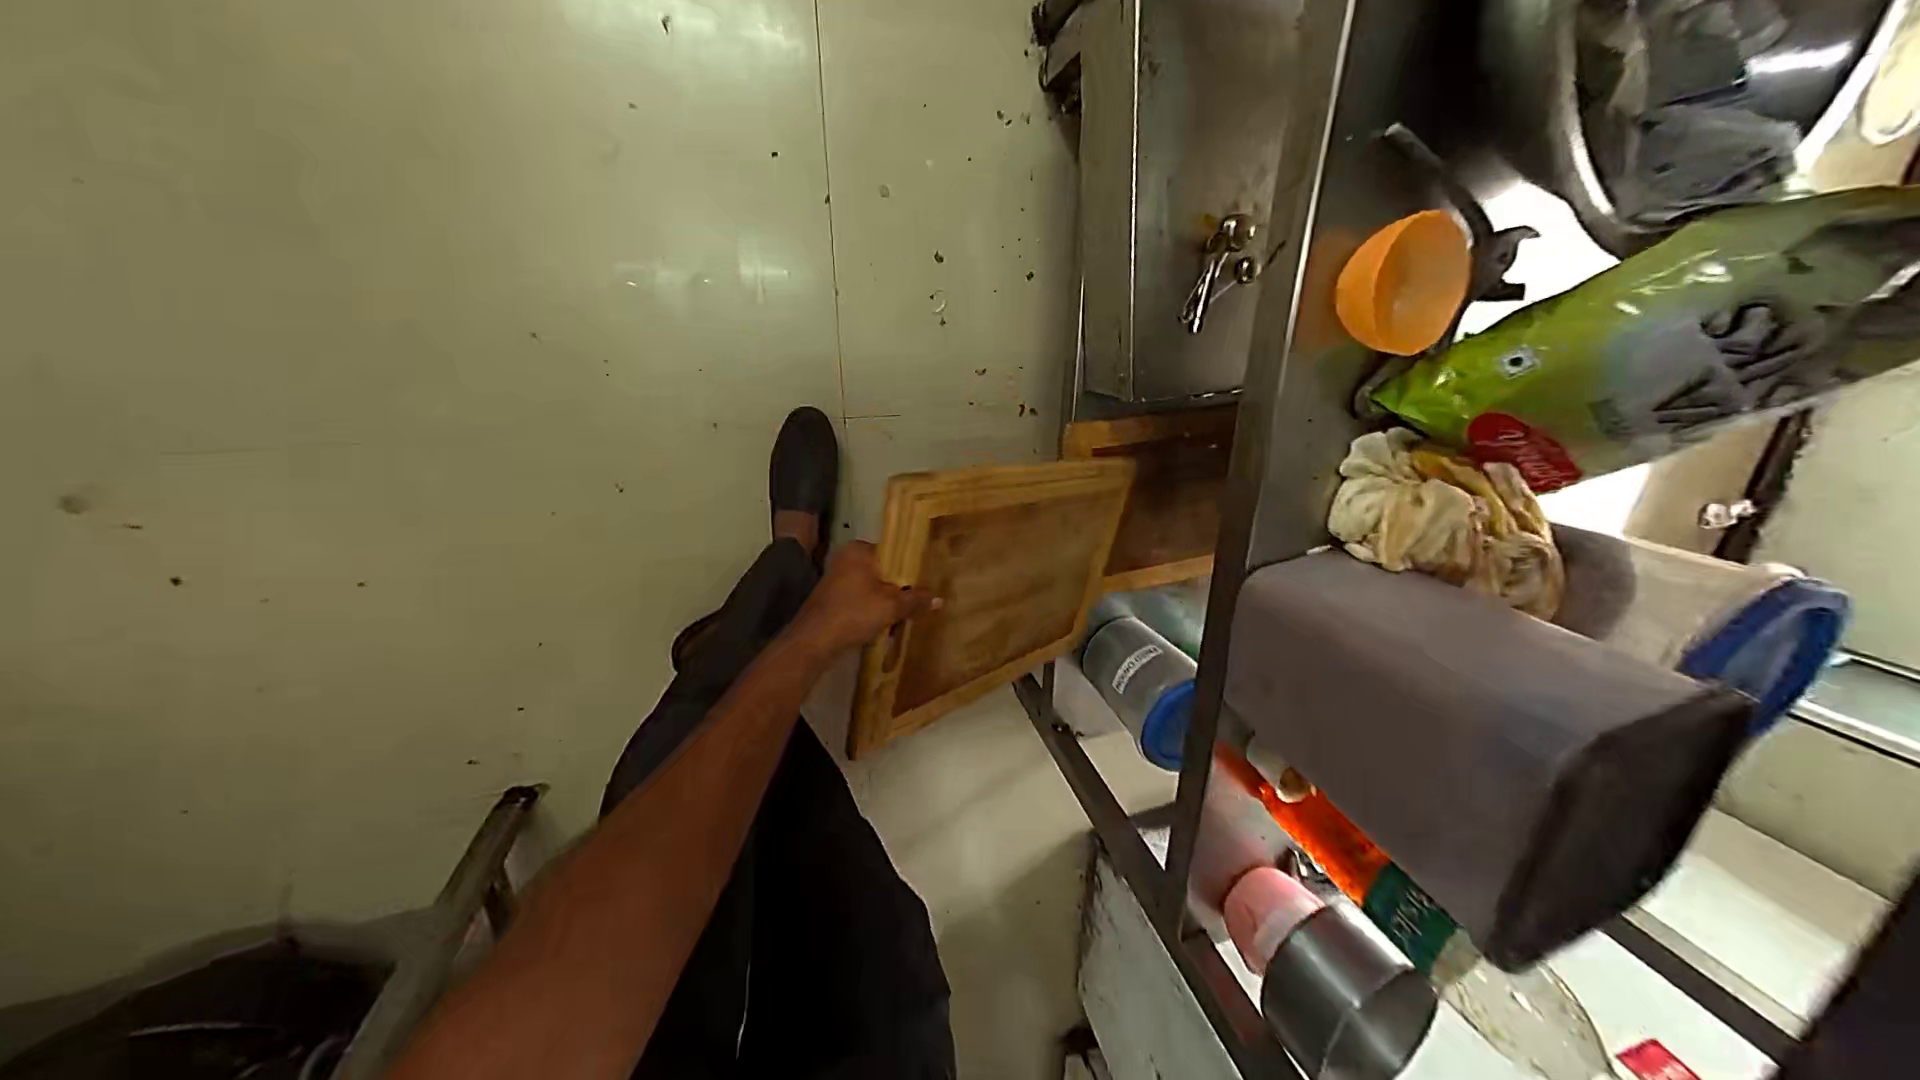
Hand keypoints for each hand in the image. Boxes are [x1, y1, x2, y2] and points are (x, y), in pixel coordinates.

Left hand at [791, 541, 936, 652]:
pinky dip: (872, 609)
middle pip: (883, 572)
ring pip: (872, 588)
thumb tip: (940, 599)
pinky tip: (884, 625)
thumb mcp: (891, 607)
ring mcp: (836, 578)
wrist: (814, 640)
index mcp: (859, 550)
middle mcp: (846, 559)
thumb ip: (916, 600)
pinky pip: (861, 599)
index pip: (893, 553)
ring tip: (903, 616)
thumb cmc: (855, 613)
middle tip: (917, 602)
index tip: (924, 584)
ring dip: (887, 602)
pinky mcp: (832, 598)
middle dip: (899, 589)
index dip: (910, 570)